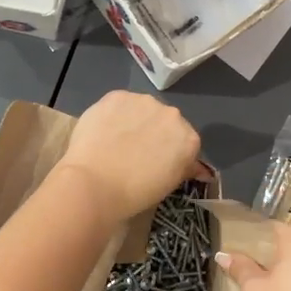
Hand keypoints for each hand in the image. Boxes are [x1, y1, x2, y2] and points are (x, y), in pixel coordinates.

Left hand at [57, 91, 200, 222]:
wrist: (94, 184)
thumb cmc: (134, 193)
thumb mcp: (168, 186)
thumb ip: (184, 169)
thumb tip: (196, 167)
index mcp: (189, 139)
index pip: (185, 142)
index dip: (169, 152)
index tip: (156, 163)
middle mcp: (171, 114)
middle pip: (164, 122)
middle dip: (154, 133)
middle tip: (135, 153)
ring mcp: (143, 102)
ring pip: (142, 110)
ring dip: (134, 121)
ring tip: (116, 142)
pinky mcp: (117, 96)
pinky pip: (119, 105)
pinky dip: (113, 116)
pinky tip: (102, 132)